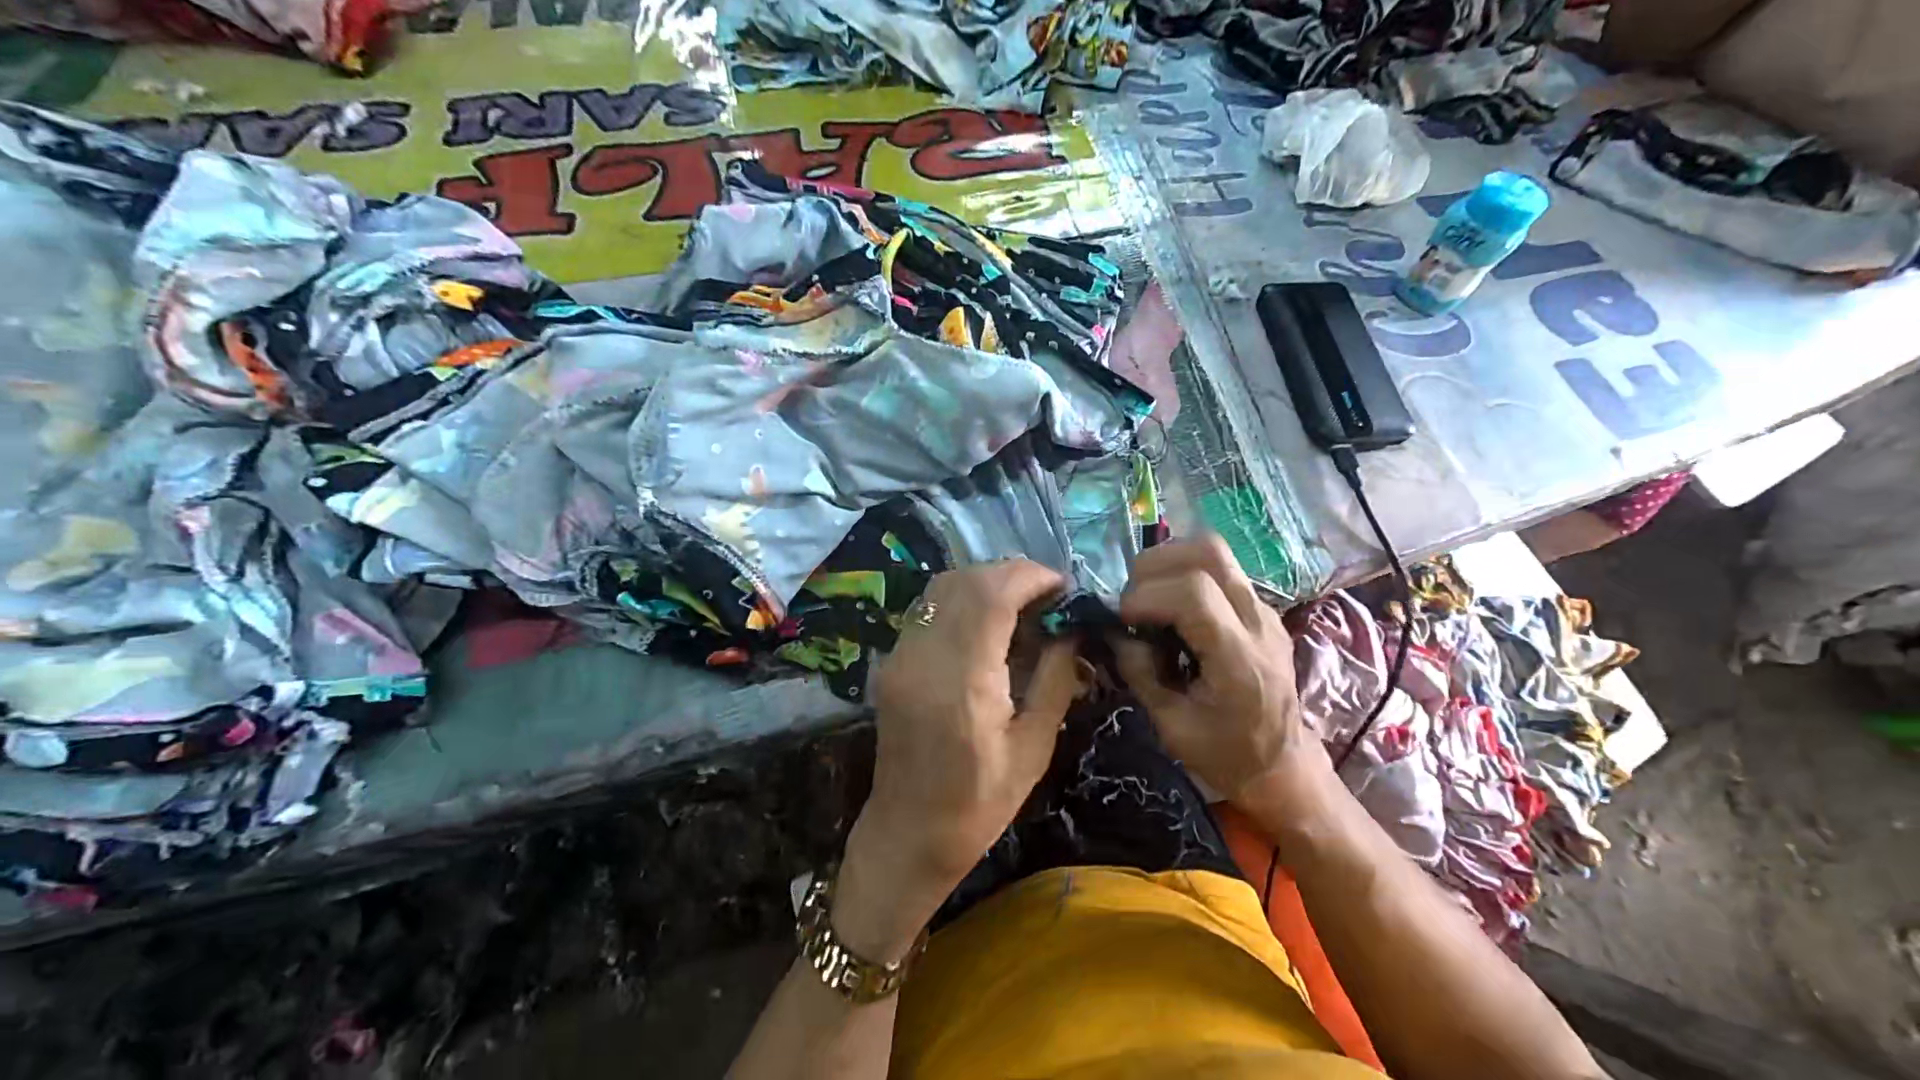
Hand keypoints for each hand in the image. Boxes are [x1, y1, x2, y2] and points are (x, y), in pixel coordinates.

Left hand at [837, 560, 1080, 958]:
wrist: (909, 833)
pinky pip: (928, 609)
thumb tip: (1072, 629)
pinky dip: (961, 600)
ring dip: (984, 583)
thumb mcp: (1033, 746)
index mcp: (963, 681)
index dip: (1030, 577)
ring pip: (941, 588)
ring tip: (1021, 605)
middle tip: (1047, 595)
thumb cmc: (980, 802)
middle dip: (1010, 574)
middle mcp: (923, 656)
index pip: (992, 594)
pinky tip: (987, 624)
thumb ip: (1055, 678)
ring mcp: (900, 657)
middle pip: (964, 580)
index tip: (1062, 586)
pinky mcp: (891, 662)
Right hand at [1112, 536, 1319, 805]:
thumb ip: (1140, 672)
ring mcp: (1264, 610)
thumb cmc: (1226, 755)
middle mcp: (1258, 622)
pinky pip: (1220, 569)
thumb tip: (1114, 632)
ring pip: (1215, 550)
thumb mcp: (1171, 726)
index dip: (1146, 596)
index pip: (1193, 593)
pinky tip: (1170, 607)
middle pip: (1208, 552)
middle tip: (1132, 600)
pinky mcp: (1260, 609)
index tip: (1122, 621)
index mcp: (1239, 659)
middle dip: (1155, 565)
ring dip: (1170, 561)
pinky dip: (1184, 572)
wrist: (1283, 767)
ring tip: (1147, 595)